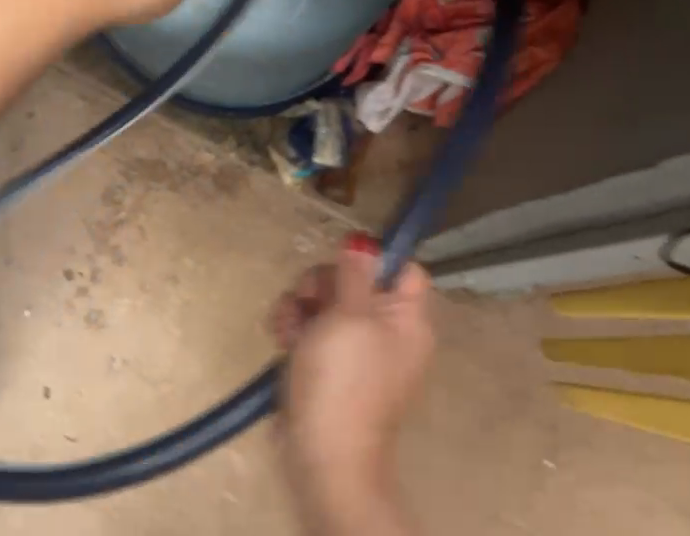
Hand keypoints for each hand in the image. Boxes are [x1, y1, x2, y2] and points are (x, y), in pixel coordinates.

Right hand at [269, 240, 433, 535]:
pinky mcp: (327, 364)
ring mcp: (355, 349)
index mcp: (407, 320)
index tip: (339, 262)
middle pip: (353, 281)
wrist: (323, 450)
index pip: (404, 270)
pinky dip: (293, 329)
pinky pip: (309, 328)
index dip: (372, 260)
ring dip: (297, 307)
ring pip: (323, 303)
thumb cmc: (343, 379)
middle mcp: (386, 331)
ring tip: (287, 331)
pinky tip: (282, 343)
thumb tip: (366, 240)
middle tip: (307, 300)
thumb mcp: (348, 317)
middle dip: (319, 284)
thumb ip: (355, 274)